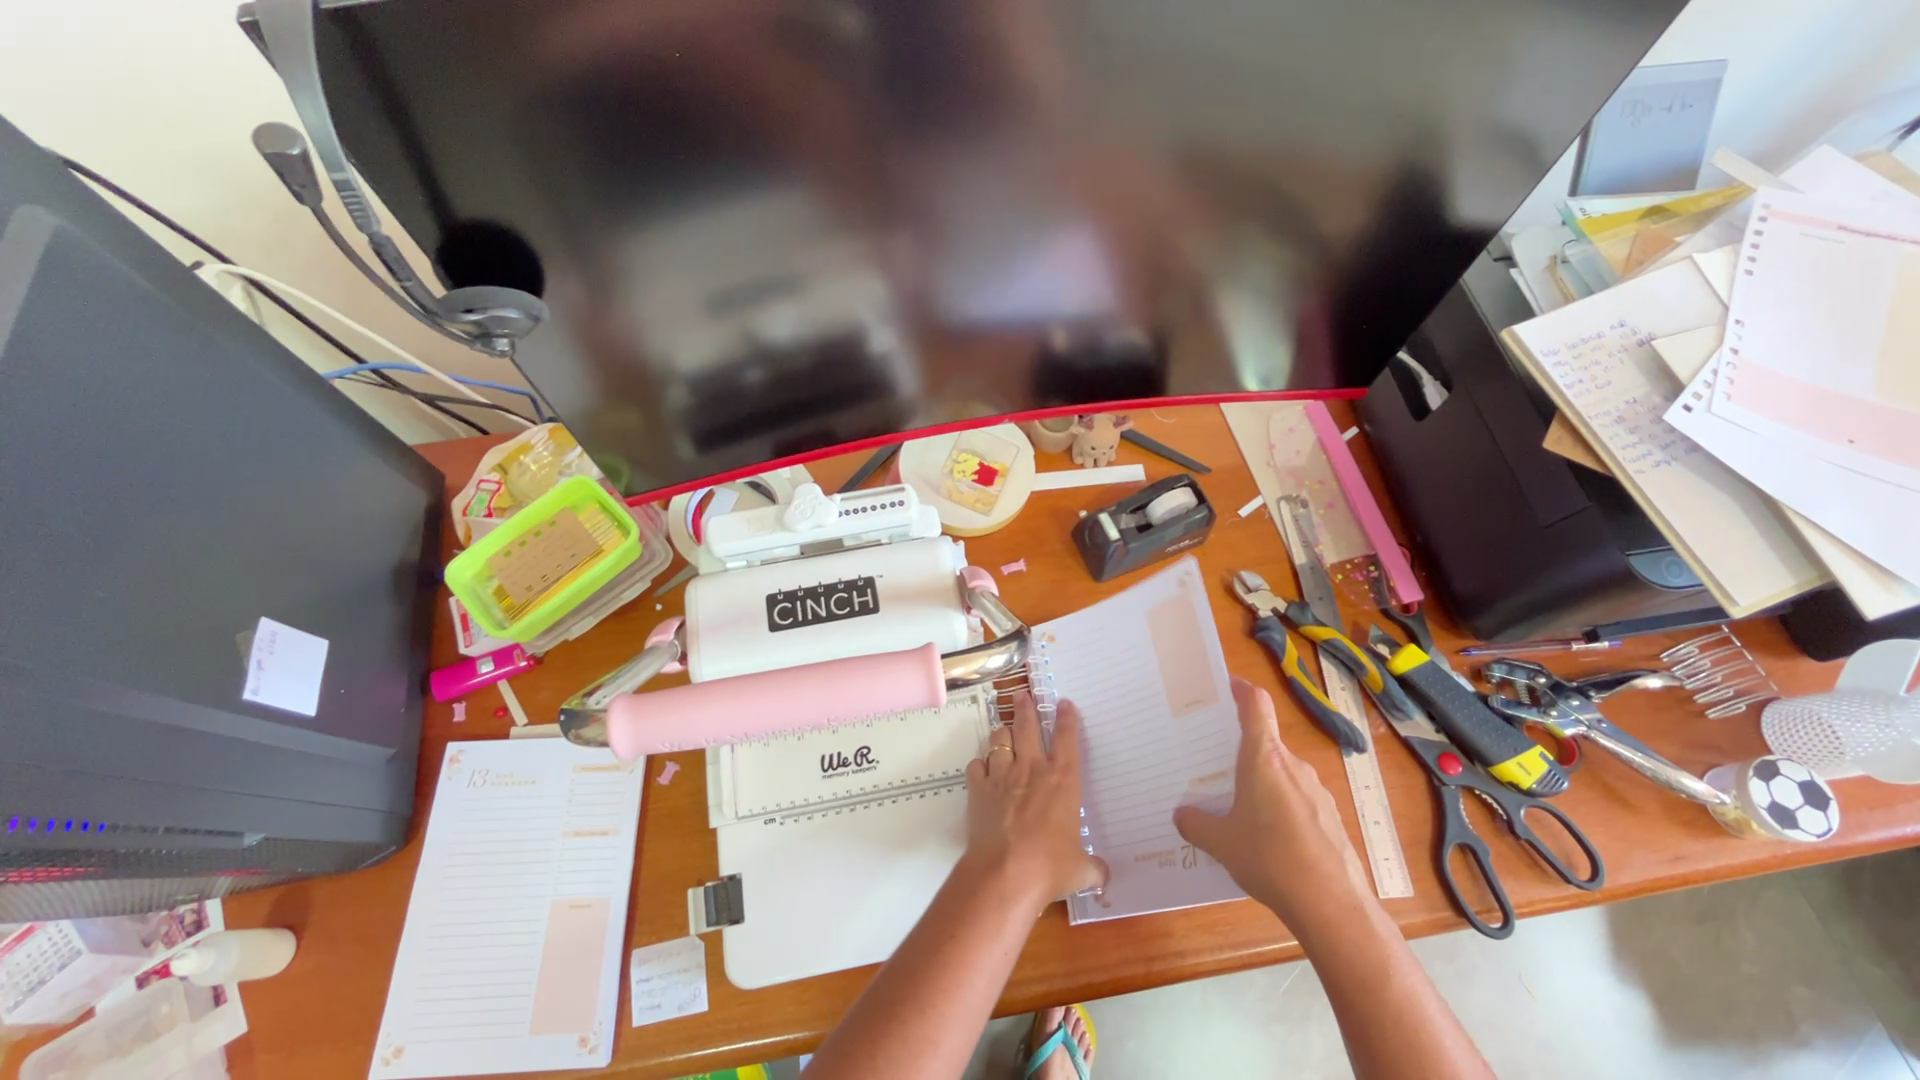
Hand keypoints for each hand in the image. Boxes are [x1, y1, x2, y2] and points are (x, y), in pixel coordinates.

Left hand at [962, 693, 1107, 912]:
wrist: (1005, 873)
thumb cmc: (1051, 866)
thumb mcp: (1080, 869)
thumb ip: (1092, 867)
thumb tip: (1103, 877)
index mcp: (1063, 780)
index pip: (1067, 738)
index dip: (1067, 718)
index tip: (1064, 703)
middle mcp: (1032, 770)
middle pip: (1027, 726)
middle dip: (1026, 707)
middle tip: (1022, 694)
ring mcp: (1002, 776)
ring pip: (1000, 740)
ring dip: (1002, 733)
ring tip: (1004, 729)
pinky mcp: (978, 789)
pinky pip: (977, 766)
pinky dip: (980, 765)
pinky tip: (983, 769)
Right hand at [1173, 678, 1372, 931]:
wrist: (1332, 904)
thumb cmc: (1270, 859)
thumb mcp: (1221, 843)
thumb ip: (1196, 824)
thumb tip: (1182, 814)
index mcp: (1264, 759)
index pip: (1256, 706)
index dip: (1241, 689)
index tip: (1226, 684)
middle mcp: (1293, 766)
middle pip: (1265, 742)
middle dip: (1239, 749)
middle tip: (1211, 763)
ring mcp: (1316, 792)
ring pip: (1280, 774)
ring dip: (1259, 782)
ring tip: (1235, 808)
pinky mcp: (1329, 818)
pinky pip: (1296, 800)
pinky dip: (1278, 807)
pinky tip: (1265, 839)